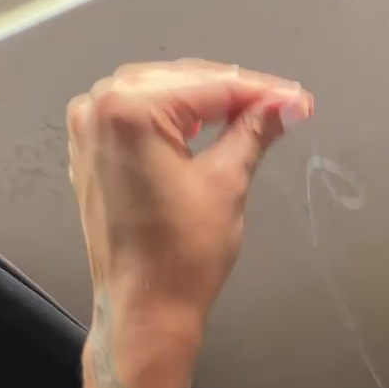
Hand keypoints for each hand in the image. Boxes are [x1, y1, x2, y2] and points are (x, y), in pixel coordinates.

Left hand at [66, 60, 312, 365]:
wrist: (146, 305)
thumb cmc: (183, 256)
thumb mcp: (226, 185)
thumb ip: (252, 135)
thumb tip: (283, 107)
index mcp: (130, 109)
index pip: (210, 86)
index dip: (261, 92)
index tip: (298, 100)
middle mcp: (99, 107)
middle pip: (182, 82)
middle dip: (235, 92)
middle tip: (285, 105)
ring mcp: (90, 128)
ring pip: (160, 95)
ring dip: (207, 102)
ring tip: (255, 113)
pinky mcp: (92, 152)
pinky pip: (139, 119)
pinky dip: (176, 119)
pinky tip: (209, 126)